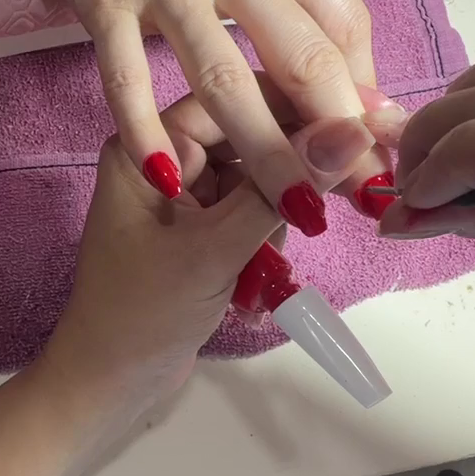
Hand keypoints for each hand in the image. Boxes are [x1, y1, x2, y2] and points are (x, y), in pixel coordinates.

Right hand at [0, 0, 414, 228]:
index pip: (340, 19)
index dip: (364, 87)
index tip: (373, 139)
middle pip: (300, 63)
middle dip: (337, 139)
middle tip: (358, 198)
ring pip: (224, 83)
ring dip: (265, 156)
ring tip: (293, 213)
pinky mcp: (101, 0)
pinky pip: (124, 79)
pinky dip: (144, 131)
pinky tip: (165, 179)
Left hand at [44, 88, 381, 412]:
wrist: (110, 379)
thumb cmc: (143, 312)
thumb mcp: (214, 249)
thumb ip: (281, 189)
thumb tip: (353, 128)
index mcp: (143, 145)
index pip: (230, 96)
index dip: (298, 106)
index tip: (364, 119)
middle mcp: (159, 158)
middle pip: (249, 136)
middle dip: (292, 174)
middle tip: (357, 193)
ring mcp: (179, 196)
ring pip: (257, 179)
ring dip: (275, 221)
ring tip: (262, 270)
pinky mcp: (196, 229)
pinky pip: (249, 214)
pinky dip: (262, 243)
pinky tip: (253, 284)